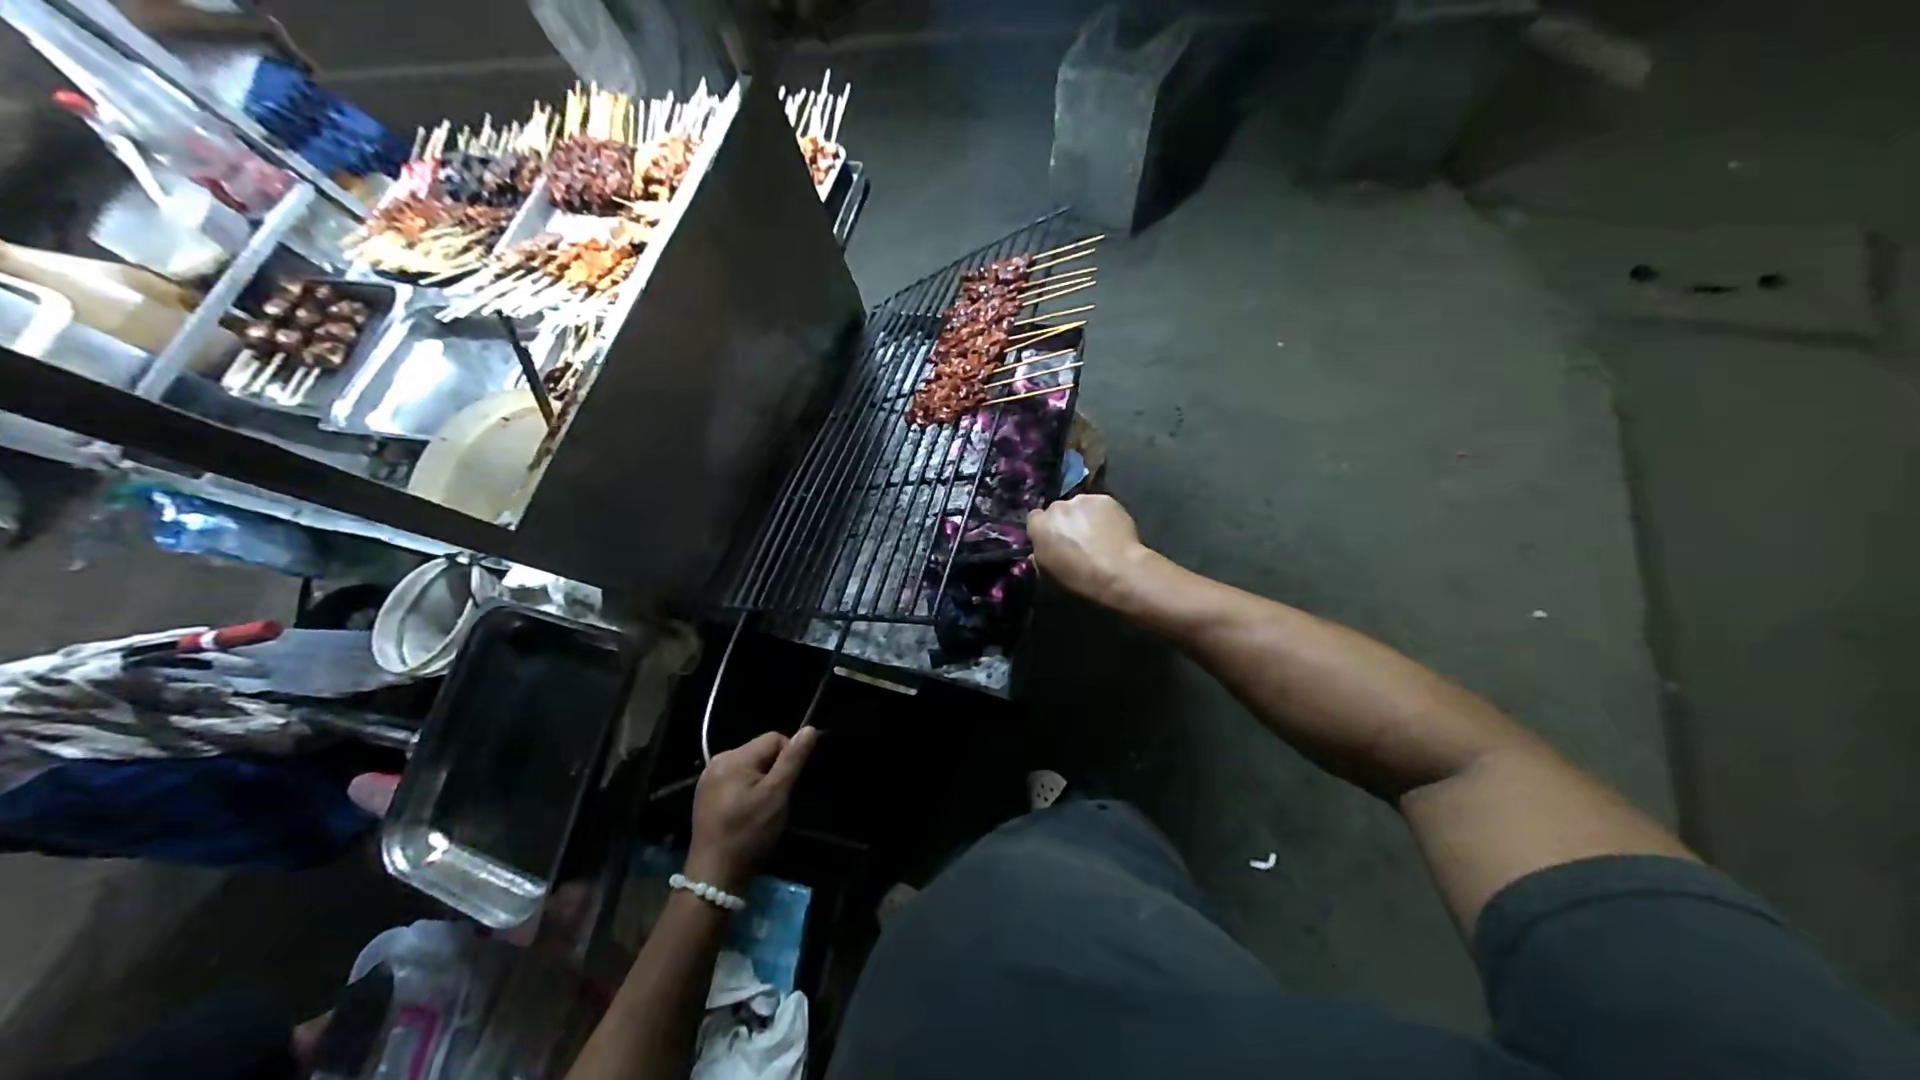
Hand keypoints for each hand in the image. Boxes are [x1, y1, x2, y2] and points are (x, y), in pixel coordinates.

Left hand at [686, 728, 818, 891]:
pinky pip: (736, 779)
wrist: (714, 874)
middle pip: (760, 751)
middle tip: (774, 801)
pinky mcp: (706, 794)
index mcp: (734, 757)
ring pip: (749, 766)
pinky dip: (746, 790)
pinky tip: (745, 812)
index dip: (788, 758)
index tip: (786, 787)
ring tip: (760, 809)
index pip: (774, 739)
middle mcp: (718, 760)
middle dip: (773, 771)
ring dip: (761, 781)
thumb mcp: (776, 795)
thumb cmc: (749, 832)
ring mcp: (709, 778)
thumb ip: (793, 759)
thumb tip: (810, 729)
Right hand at [1027, 494, 1152, 603]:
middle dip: (1065, 522)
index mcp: (1039, 525)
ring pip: (1080, 506)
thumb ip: (1039, 558)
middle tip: (1077, 539)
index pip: (1035, 519)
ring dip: (1084, 517)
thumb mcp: (1049, 575)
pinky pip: (1100, 506)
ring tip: (1098, 535)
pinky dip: (1103, 515)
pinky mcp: (1105, 499)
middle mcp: (1057, 507)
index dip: (1045, 530)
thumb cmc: (1078, 578)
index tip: (1054, 541)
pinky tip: (1112, 531)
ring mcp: (1082, 500)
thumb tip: (1037, 553)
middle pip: (1058, 511)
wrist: (1118, 571)